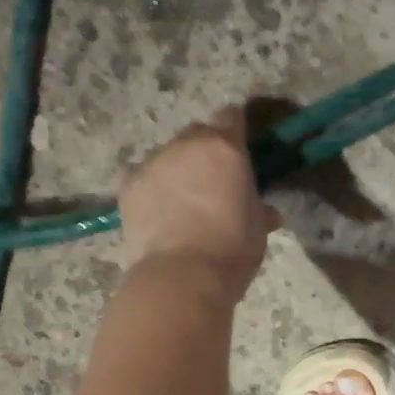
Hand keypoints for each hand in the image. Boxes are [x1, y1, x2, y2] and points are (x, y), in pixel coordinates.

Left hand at [116, 105, 281, 295]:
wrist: (184, 275)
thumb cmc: (232, 250)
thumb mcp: (258, 230)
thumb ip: (259, 210)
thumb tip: (266, 210)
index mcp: (225, 149)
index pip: (231, 118)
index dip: (236, 130)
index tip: (240, 148)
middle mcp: (186, 145)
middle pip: (197, 134)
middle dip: (205, 152)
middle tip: (213, 183)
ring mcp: (153, 162)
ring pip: (168, 157)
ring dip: (178, 173)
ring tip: (183, 206)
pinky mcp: (129, 184)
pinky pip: (143, 179)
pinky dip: (153, 191)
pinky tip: (160, 215)